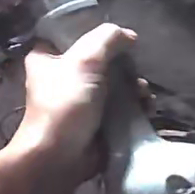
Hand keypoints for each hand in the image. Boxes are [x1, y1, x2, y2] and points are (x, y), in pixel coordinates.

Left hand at [10, 23, 136, 191]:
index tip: (121, 39)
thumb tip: (129, 36)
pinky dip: (134, 106)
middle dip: (124, 65)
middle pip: (101, 59)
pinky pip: (119, 107)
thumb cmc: (64, 105)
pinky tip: (146, 107)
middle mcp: (62, 76)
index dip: (98, 34)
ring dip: (133, 86)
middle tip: (136, 72)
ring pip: (113, 84)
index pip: (74, 34)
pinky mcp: (95, 121)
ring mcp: (80, 100)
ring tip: (144, 93)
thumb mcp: (85, 61)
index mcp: (47, 56)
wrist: (57, 160)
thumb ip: (107, 39)